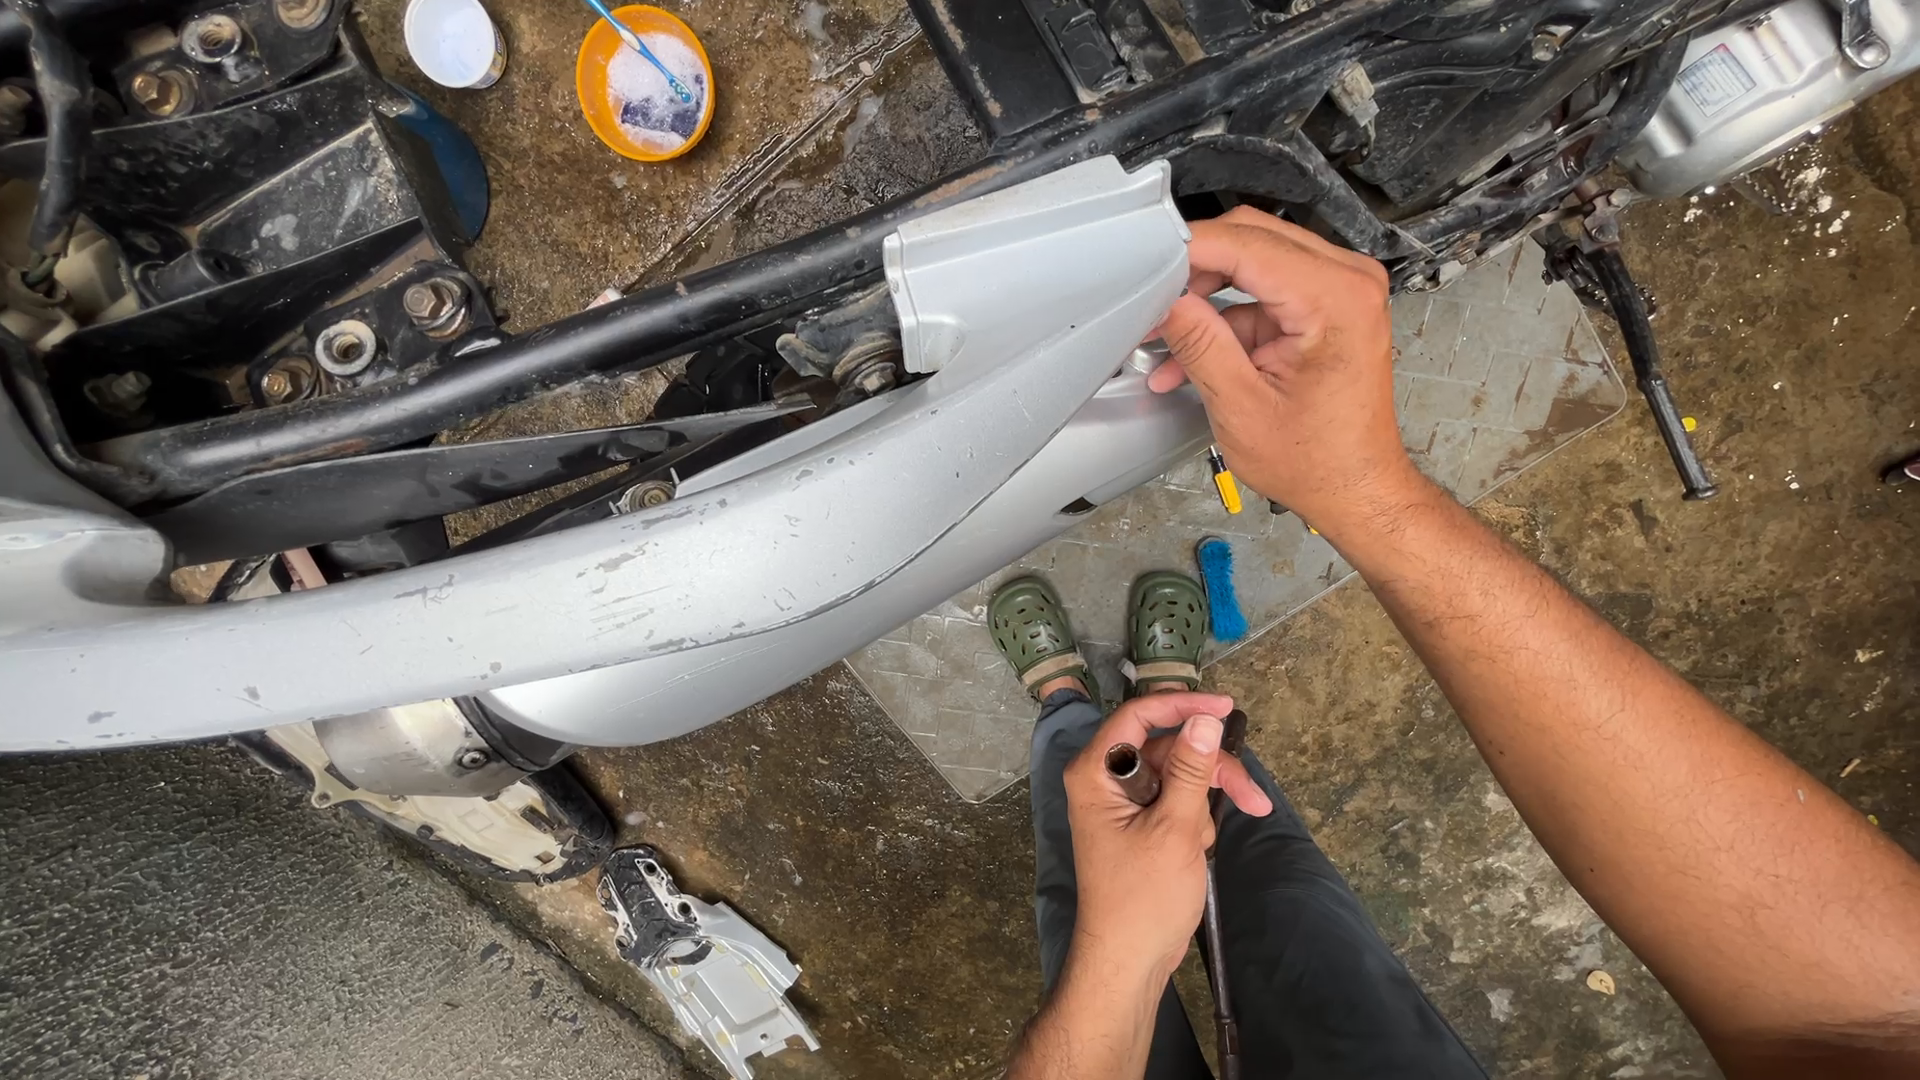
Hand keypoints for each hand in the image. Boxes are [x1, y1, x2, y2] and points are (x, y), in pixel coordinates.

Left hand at [1061, 692, 1272, 986]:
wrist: (1130, 960)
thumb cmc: (1143, 896)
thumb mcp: (1175, 828)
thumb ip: (1191, 769)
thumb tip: (1206, 719)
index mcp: (1095, 770)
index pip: (1139, 715)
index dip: (1183, 705)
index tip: (1227, 708)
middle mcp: (1105, 777)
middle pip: (1167, 747)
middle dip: (1209, 771)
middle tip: (1254, 798)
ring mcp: (1122, 800)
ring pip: (1177, 774)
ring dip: (1203, 802)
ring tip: (1205, 845)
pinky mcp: (1140, 821)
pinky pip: (1174, 799)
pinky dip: (1193, 820)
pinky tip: (1196, 851)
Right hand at [1150, 207, 1415, 533]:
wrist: (1353, 486)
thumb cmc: (1316, 460)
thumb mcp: (1240, 405)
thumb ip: (1199, 343)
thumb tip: (1165, 301)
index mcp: (1334, 300)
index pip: (1246, 243)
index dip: (1188, 250)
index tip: (1143, 263)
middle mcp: (1347, 283)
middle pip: (1251, 237)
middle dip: (1193, 268)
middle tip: (1151, 299)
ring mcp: (1338, 292)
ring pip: (1252, 261)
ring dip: (1204, 295)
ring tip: (1165, 336)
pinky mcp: (1324, 308)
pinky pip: (1261, 294)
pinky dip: (1223, 318)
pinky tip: (1191, 354)